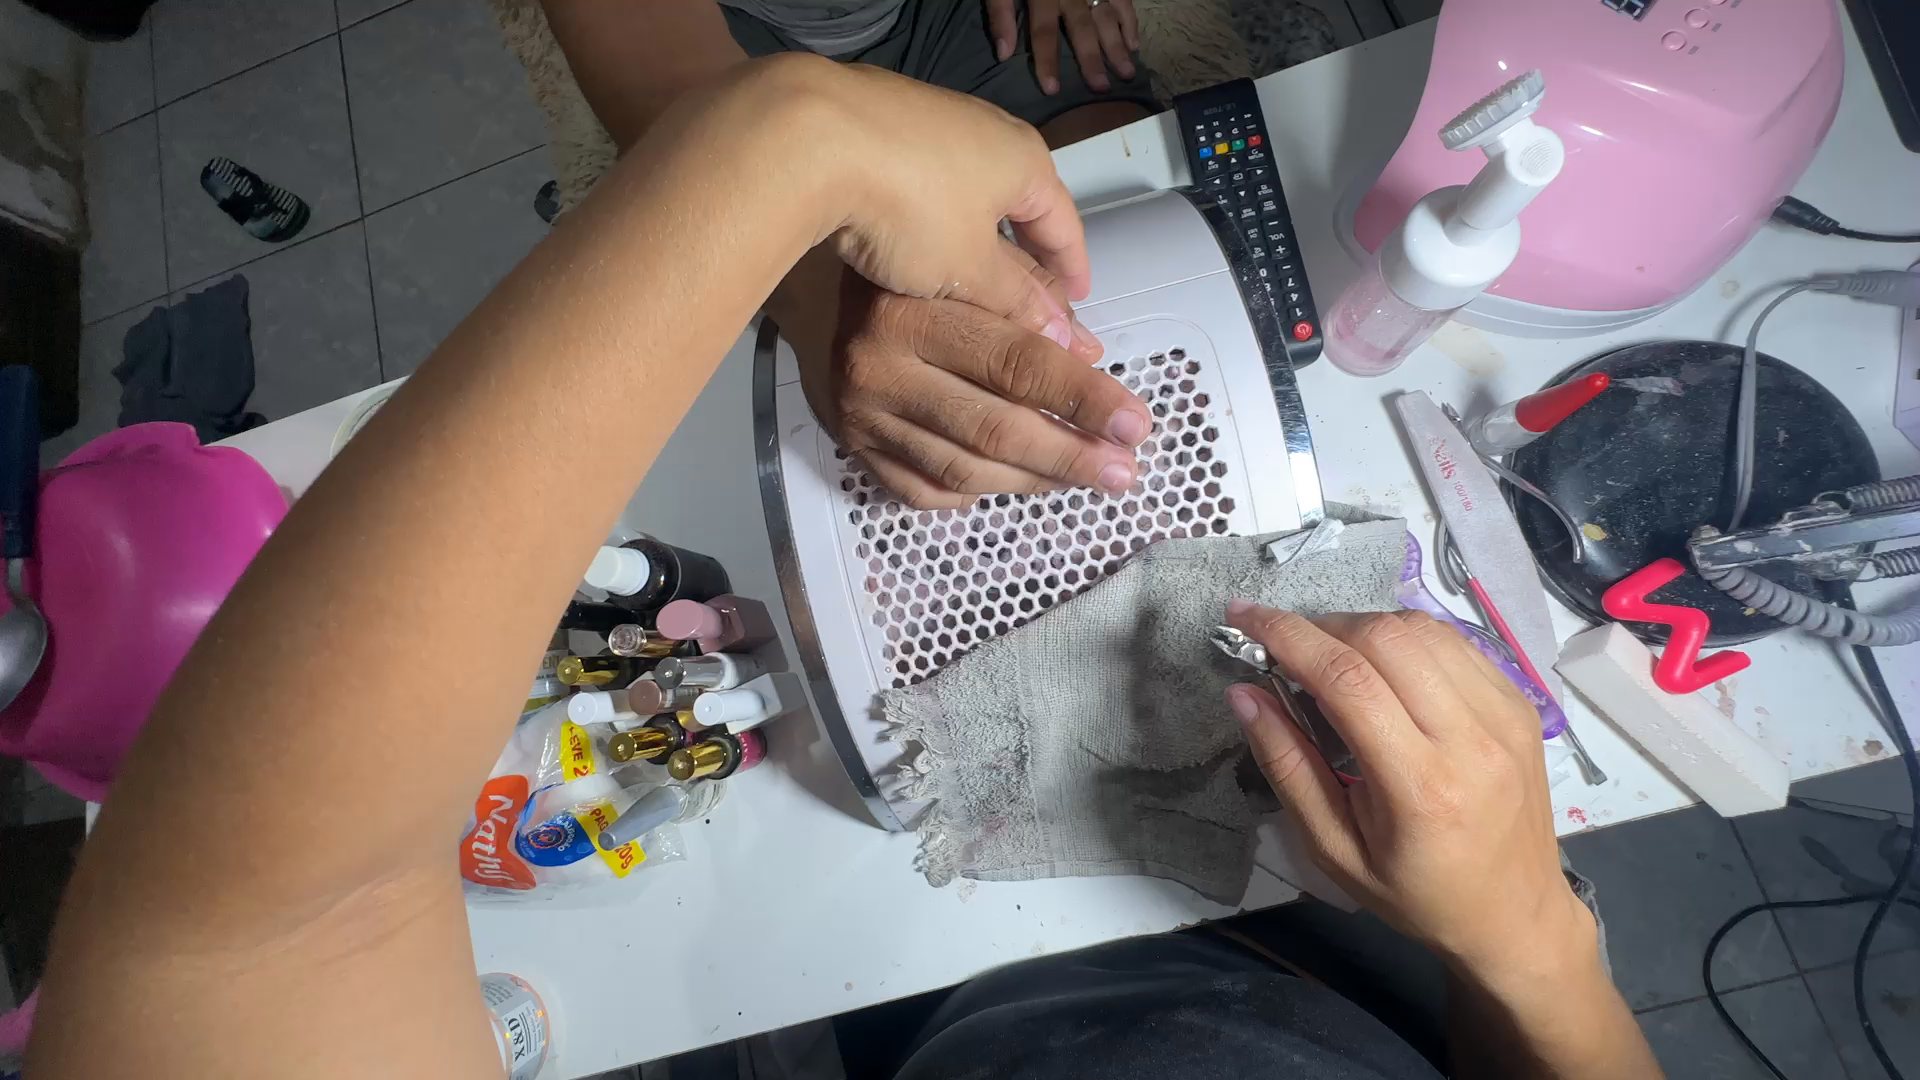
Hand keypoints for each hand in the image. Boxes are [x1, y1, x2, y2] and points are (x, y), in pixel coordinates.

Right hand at [776, 255, 1150, 508]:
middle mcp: (879, 371)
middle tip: (1122, 472)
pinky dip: (975, 496)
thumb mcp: (963, 262)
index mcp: (911, 312)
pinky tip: (1016, 484)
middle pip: (993, 428)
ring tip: (1084, 480)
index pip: (1014, 362)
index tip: (1135, 423)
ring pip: (963, 469)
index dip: (1082, 396)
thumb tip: (1090, 354)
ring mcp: (863, 419)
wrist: (810, 296)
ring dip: (1033, 481)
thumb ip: (1027, 301)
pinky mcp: (854, 450)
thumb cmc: (902, 271)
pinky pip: (923, 492)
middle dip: (1069, 454)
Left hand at [988, 0, 1139, 94]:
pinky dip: (1130, 20)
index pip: (1045, 31)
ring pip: (1107, 14)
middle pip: (1082, 27)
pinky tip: (1134, 44)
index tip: (1053, 90)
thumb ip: (1001, 13)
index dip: (1047, 60)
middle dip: (1091, 58)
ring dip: (1117, 44)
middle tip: (1101, 88)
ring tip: (1125, 73)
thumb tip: (1004, 54)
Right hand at [1222, 603, 1594, 979]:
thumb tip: (1243, 692)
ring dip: (1357, 626)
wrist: (1518, 917)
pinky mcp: (1520, 704)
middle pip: (1384, 639)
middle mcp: (1472, 739)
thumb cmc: (1413, 891)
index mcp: (1420, 785)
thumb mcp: (1330, 846)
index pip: (1346, 679)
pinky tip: (1378, 662)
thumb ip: (1285, 764)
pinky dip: (1398, 634)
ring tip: (1328, 655)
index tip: (1242, 616)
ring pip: (1417, 628)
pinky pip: (1448, 639)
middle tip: (1285, 647)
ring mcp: (1505, 715)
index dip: (1286, 635)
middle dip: (1319, 626)